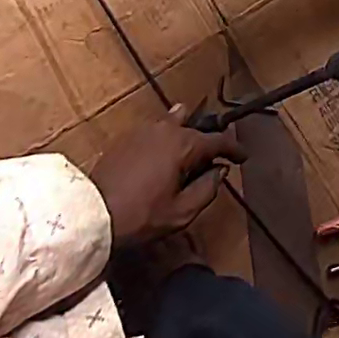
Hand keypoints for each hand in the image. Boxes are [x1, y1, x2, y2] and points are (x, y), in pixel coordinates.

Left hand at [89, 104, 246, 248]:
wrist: (95, 211)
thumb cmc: (142, 215)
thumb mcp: (182, 211)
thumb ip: (207, 188)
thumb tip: (220, 171)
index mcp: (182, 144)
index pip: (216, 140)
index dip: (233, 148)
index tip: (243, 156)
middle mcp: (164, 128)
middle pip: (194, 125)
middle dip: (207, 140)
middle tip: (214, 159)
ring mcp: (143, 129)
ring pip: (173, 122)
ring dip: (185, 135)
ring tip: (188, 157)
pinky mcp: (127, 136)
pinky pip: (155, 130)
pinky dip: (166, 139)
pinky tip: (163, 159)